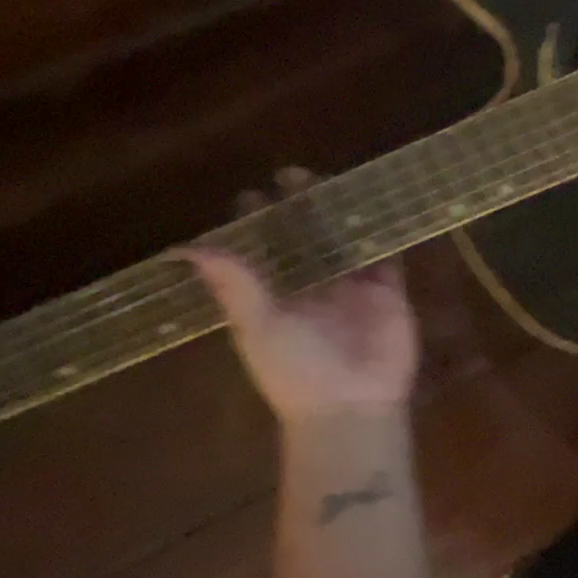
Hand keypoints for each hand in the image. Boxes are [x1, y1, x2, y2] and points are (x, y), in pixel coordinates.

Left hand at [177, 169, 418, 421]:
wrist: (351, 404)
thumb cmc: (295, 369)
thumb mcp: (257, 326)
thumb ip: (234, 283)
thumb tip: (186, 246)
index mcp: (277, 298)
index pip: (264, 253)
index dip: (257, 224)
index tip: (250, 194)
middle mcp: (315, 288)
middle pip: (307, 239)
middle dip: (300, 209)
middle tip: (293, 173)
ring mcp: (355, 289)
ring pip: (347, 241)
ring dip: (342, 214)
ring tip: (335, 179)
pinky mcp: (390, 293)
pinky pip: (389, 257)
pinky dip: (387, 234)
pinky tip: (384, 206)